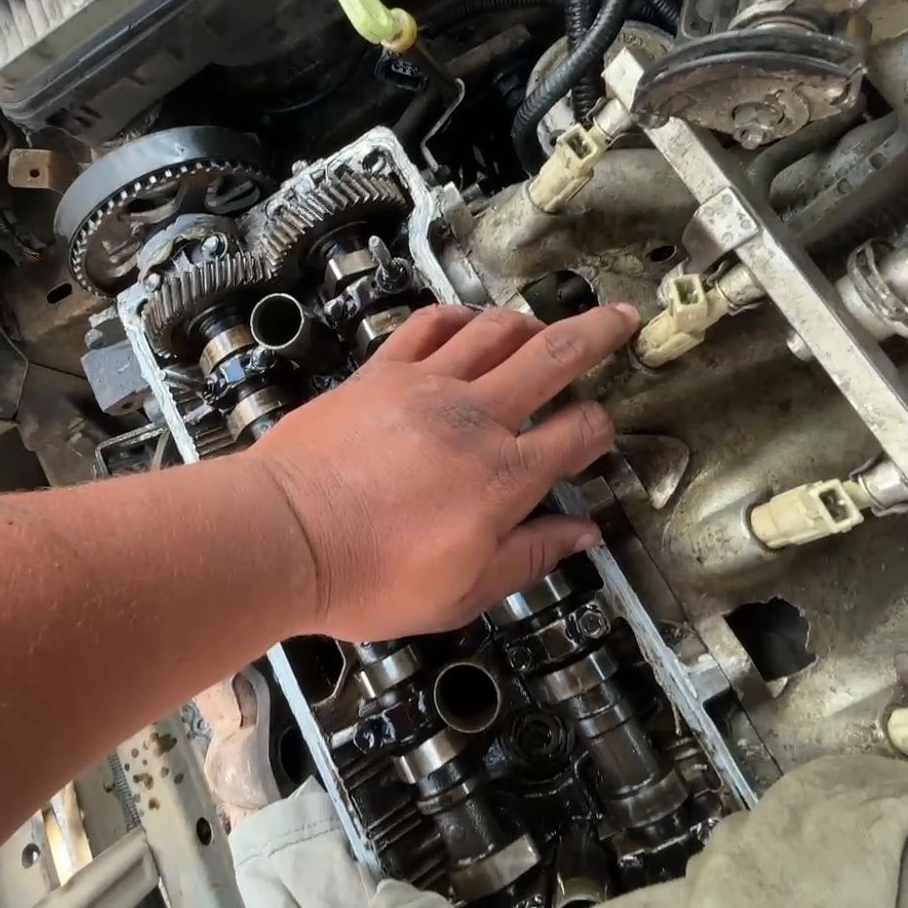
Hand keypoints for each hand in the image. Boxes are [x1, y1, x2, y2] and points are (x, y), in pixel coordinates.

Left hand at [247, 303, 640, 641]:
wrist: (283, 537)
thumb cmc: (369, 578)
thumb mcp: (461, 593)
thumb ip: (529, 557)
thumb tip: (585, 532)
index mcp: (503, 477)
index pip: (578, 434)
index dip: (600, 430)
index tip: (599, 433)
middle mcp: (475, 418)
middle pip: (552, 357)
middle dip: (597, 333)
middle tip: (624, 316)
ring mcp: (425, 386)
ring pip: (493, 331)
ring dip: (527, 323)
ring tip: (541, 326)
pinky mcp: (379, 372)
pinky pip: (426, 325)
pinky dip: (455, 316)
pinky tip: (467, 321)